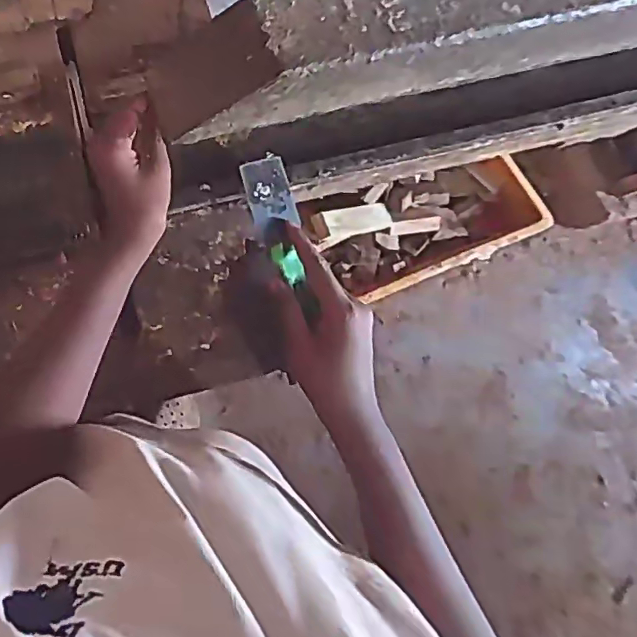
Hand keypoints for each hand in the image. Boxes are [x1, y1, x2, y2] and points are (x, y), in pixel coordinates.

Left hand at [85, 96, 170, 259]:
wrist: (128, 234)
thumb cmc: (147, 204)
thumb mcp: (158, 166)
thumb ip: (155, 135)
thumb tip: (154, 115)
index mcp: (111, 144)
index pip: (127, 112)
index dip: (144, 103)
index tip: (159, 96)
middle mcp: (97, 146)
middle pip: (117, 117)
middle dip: (137, 112)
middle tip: (159, 109)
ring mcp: (94, 155)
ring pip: (114, 128)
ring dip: (131, 125)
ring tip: (154, 122)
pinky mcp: (98, 165)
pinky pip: (112, 141)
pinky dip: (126, 138)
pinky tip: (142, 141)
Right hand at [263, 222, 381, 429]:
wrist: (354, 411)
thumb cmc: (323, 380)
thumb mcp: (298, 344)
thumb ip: (287, 309)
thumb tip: (275, 281)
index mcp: (341, 308)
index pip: (317, 268)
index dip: (300, 245)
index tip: (287, 225)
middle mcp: (356, 306)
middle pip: (322, 277)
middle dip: (299, 265)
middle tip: (276, 253)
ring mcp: (361, 315)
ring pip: (327, 290)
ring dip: (305, 286)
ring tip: (283, 286)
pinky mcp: (359, 325)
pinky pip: (333, 302)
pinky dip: (315, 299)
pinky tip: (300, 308)